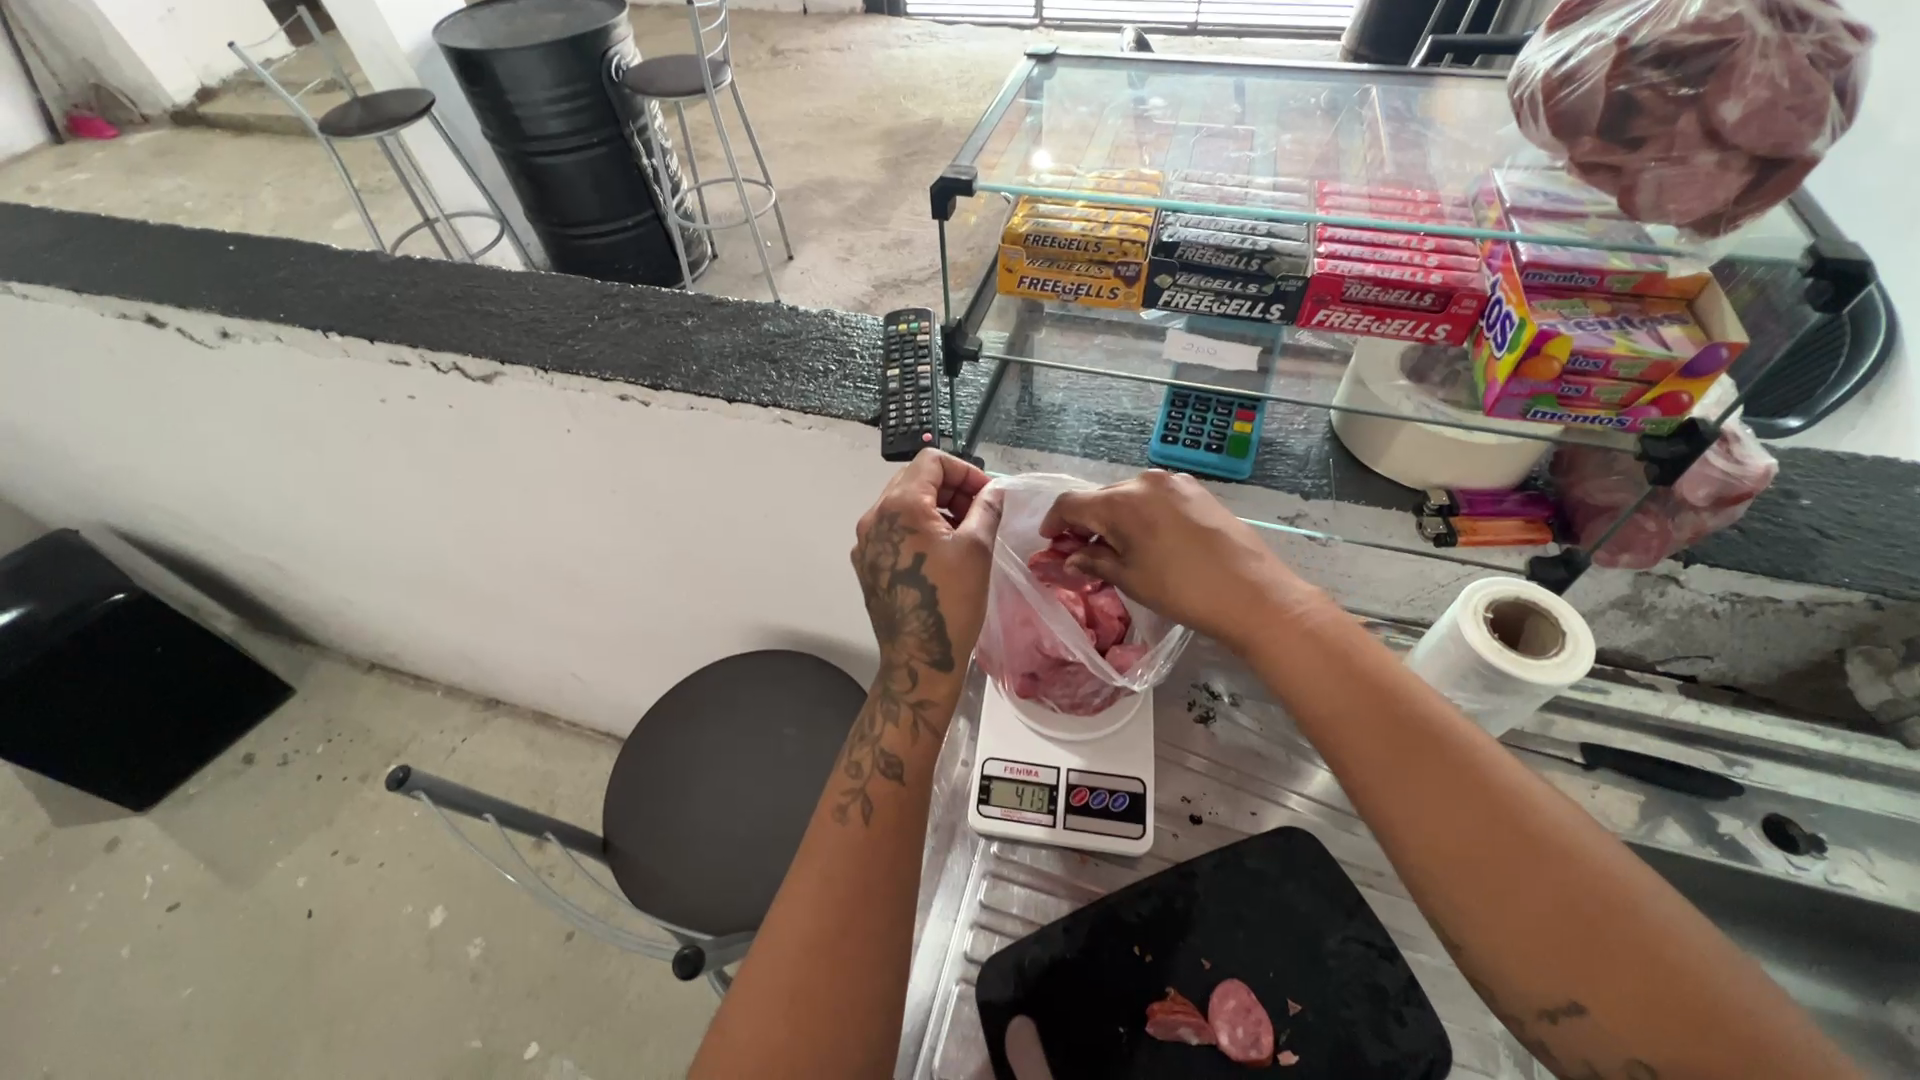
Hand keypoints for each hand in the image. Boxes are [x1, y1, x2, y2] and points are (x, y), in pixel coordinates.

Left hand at [851, 449, 1002, 694]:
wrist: (919, 657)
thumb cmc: (951, 602)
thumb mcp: (977, 548)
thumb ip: (986, 509)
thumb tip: (993, 491)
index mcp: (900, 505)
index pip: (932, 461)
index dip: (965, 471)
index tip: (987, 495)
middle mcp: (874, 517)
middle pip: (915, 479)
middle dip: (951, 489)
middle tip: (980, 512)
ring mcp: (866, 542)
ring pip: (903, 505)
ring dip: (936, 509)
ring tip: (965, 533)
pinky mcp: (867, 563)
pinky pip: (893, 531)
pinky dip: (918, 530)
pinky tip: (941, 553)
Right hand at [1039, 470, 1310, 653]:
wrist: (1251, 593)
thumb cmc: (1182, 590)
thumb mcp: (1130, 579)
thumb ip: (1094, 562)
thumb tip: (1070, 558)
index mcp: (1120, 502)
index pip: (1070, 503)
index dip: (1054, 522)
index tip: (1050, 542)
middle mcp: (1144, 482)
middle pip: (1100, 497)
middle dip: (1085, 522)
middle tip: (1080, 551)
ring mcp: (1175, 483)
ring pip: (1129, 497)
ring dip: (1114, 518)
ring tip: (1115, 548)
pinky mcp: (1197, 492)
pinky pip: (1155, 498)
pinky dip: (1141, 515)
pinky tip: (1147, 540)